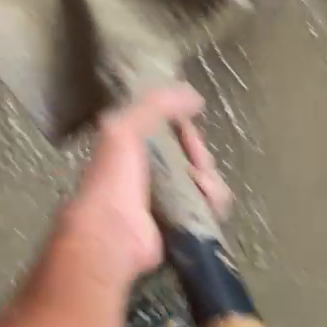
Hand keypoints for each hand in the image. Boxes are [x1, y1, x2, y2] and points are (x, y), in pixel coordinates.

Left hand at [59, 84, 231, 282]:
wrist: (113, 233)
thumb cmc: (115, 177)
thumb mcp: (125, 129)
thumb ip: (155, 105)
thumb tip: (193, 94)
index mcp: (130, 147)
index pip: (169, 131)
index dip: (185, 130)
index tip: (188, 131)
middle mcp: (146, 172)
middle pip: (191, 157)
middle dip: (200, 157)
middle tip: (196, 165)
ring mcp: (164, 200)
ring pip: (206, 183)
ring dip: (211, 183)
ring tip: (201, 189)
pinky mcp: (180, 223)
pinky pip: (209, 208)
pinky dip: (213, 204)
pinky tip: (206, 205)